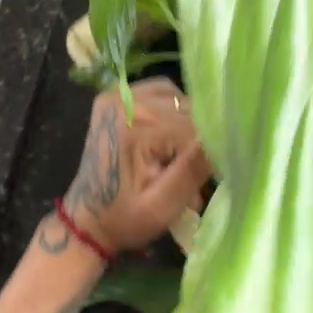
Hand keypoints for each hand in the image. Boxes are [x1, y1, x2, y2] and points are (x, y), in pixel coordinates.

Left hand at [60, 79, 210, 254]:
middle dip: (195, 139)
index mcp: (135, 126)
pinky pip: (159, 92)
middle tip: (185, 172)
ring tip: (176, 155)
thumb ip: (192, 170)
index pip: (194, 127)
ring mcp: (118, 95)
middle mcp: (126, 100)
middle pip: (187, 108)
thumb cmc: (125, 218)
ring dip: (186, 122)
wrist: (87, 220)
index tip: (200, 181)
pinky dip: (171, 110)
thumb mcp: (162, 206)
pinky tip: (167, 136)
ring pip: (177, 97)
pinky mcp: (116, 97)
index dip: (206, 153)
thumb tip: (225, 137)